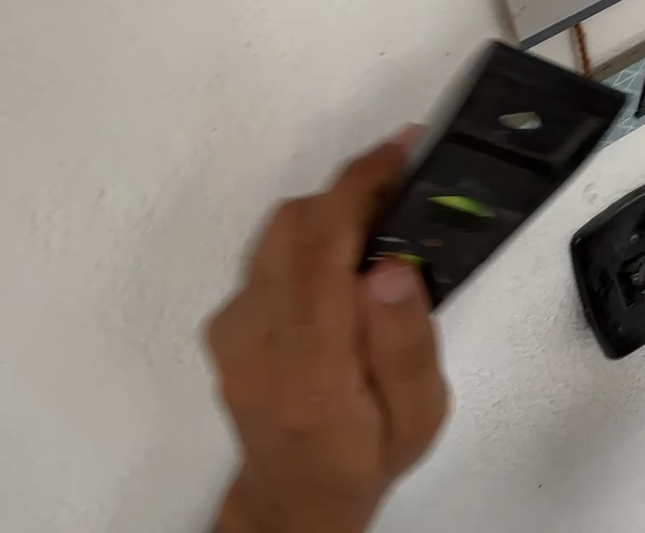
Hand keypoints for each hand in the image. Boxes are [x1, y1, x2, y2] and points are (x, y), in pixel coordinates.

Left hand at [206, 128, 448, 532]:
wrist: (295, 501)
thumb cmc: (367, 458)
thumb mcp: (419, 417)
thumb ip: (407, 344)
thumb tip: (391, 267)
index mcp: (309, 369)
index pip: (322, 250)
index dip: (361, 186)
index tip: (403, 147)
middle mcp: (254, 340)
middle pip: (293, 225)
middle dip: (353, 186)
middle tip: (404, 181)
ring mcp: (231, 329)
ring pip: (278, 229)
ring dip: (332, 208)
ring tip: (381, 218)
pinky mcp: (225, 321)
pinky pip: (269, 250)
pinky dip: (311, 233)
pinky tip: (345, 258)